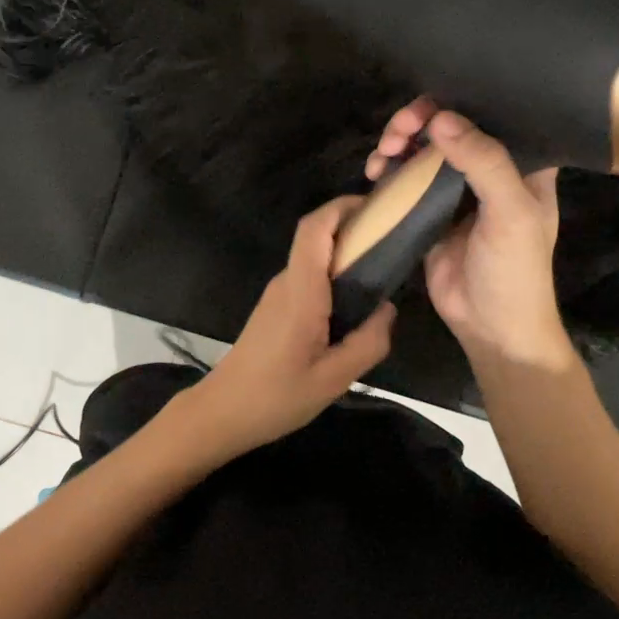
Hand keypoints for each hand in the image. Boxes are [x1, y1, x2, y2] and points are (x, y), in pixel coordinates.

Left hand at [176, 197, 397, 455]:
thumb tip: (387, 310)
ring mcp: (277, 296)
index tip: (378, 205)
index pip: (314, 228)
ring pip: (314, 261)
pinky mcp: (275, 310)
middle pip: (317, 239)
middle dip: (355, 230)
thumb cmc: (276, 397)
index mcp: (300, 291)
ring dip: (346, 258)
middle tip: (397, 243)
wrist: (222, 413)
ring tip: (385, 274)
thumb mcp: (335, 379)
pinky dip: (335, 280)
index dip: (343, 206)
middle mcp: (286, 283)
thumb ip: (368, 342)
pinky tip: (356, 305)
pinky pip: (309, 281)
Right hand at [367, 99, 572, 367]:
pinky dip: (389, 170)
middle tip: (396, 134)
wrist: (492, 329)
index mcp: (523, 164)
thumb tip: (441, 119)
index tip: (425, 112)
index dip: (456, 103)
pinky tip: (375, 173)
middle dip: (417, 122)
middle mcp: (490, 170)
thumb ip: (483, 162)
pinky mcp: (430, 211)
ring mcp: (458, 190)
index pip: (491, 114)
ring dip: (398, 143)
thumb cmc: (515, 271)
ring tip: (381, 154)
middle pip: (449, 128)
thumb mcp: (510, 213)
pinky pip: (407, 179)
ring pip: (424, 150)